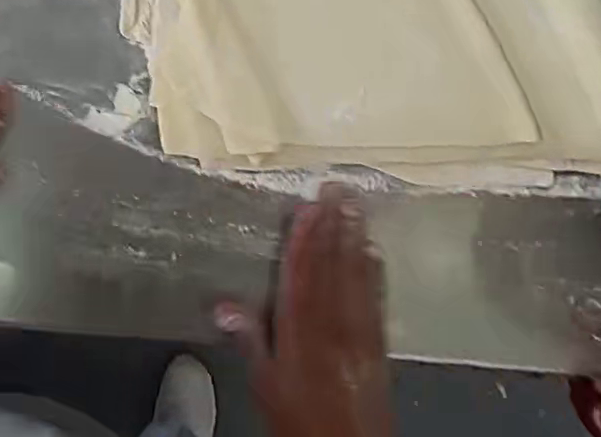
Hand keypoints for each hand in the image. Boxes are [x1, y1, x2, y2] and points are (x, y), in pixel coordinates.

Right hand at [217, 182, 391, 436]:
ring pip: (355, 276)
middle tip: (336, 187)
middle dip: (333, 225)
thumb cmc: (299, 417)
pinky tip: (374, 250)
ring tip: (355, 204)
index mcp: (300, 331)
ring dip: (355, 238)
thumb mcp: (265, 382)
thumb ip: (249, 338)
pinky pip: (375, 300)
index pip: (301, 274)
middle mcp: (331, 325)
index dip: (305, 237)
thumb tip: (222, 303)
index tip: (308, 205)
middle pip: (331, 266)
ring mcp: (358, 333)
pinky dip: (374, 272)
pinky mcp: (378, 345)